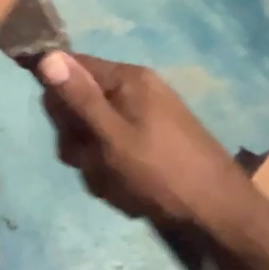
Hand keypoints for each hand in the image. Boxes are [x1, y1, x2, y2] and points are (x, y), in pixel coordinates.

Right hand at [37, 52, 257, 232]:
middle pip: (82, 98)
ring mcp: (147, 113)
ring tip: (111, 180)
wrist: (222, 214)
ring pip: (96, 126)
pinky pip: (116, 141)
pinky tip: (125, 185)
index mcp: (128, 78)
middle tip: (89, 160)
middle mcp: (137, 88)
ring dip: (94, 156)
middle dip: (77, 134)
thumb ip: (79, 98)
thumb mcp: (112, 136)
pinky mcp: (154, 137)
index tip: (61, 127)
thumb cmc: (163, 172)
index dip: (58, 95)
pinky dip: (113, 163)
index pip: (72, 66)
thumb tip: (46, 55)